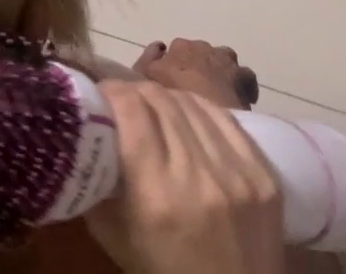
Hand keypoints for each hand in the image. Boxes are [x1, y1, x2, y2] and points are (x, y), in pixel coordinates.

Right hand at [87, 80, 283, 273]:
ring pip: (190, 104)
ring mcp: (238, 174)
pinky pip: (224, 118)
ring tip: (152, 107)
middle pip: (159, 100)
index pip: (131, 110)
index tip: (98, 93)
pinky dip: (197, 108)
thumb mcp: (111, 232)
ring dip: (163, 98)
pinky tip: (185, 115)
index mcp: (157, 192)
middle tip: (120, 100)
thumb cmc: (161, 272)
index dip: (110, 90)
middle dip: (133, 91)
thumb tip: (81, 129)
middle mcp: (199, 176)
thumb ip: (95, 178)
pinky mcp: (264, 175)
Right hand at [134, 38, 257, 108]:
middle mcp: (205, 48)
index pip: (178, 47)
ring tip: (218, 88)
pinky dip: (242, 83)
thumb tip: (158, 45)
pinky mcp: (245, 77)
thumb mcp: (144, 75)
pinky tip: (237, 96)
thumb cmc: (171, 93)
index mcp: (180, 46)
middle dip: (202, 63)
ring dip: (223, 69)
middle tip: (197, 83)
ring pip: (226, 60)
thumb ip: (148, 58)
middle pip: (204, 52)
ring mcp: (227, 61)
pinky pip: (245, 76)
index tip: (176, 76)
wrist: (206, 112)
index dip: (177, 62)